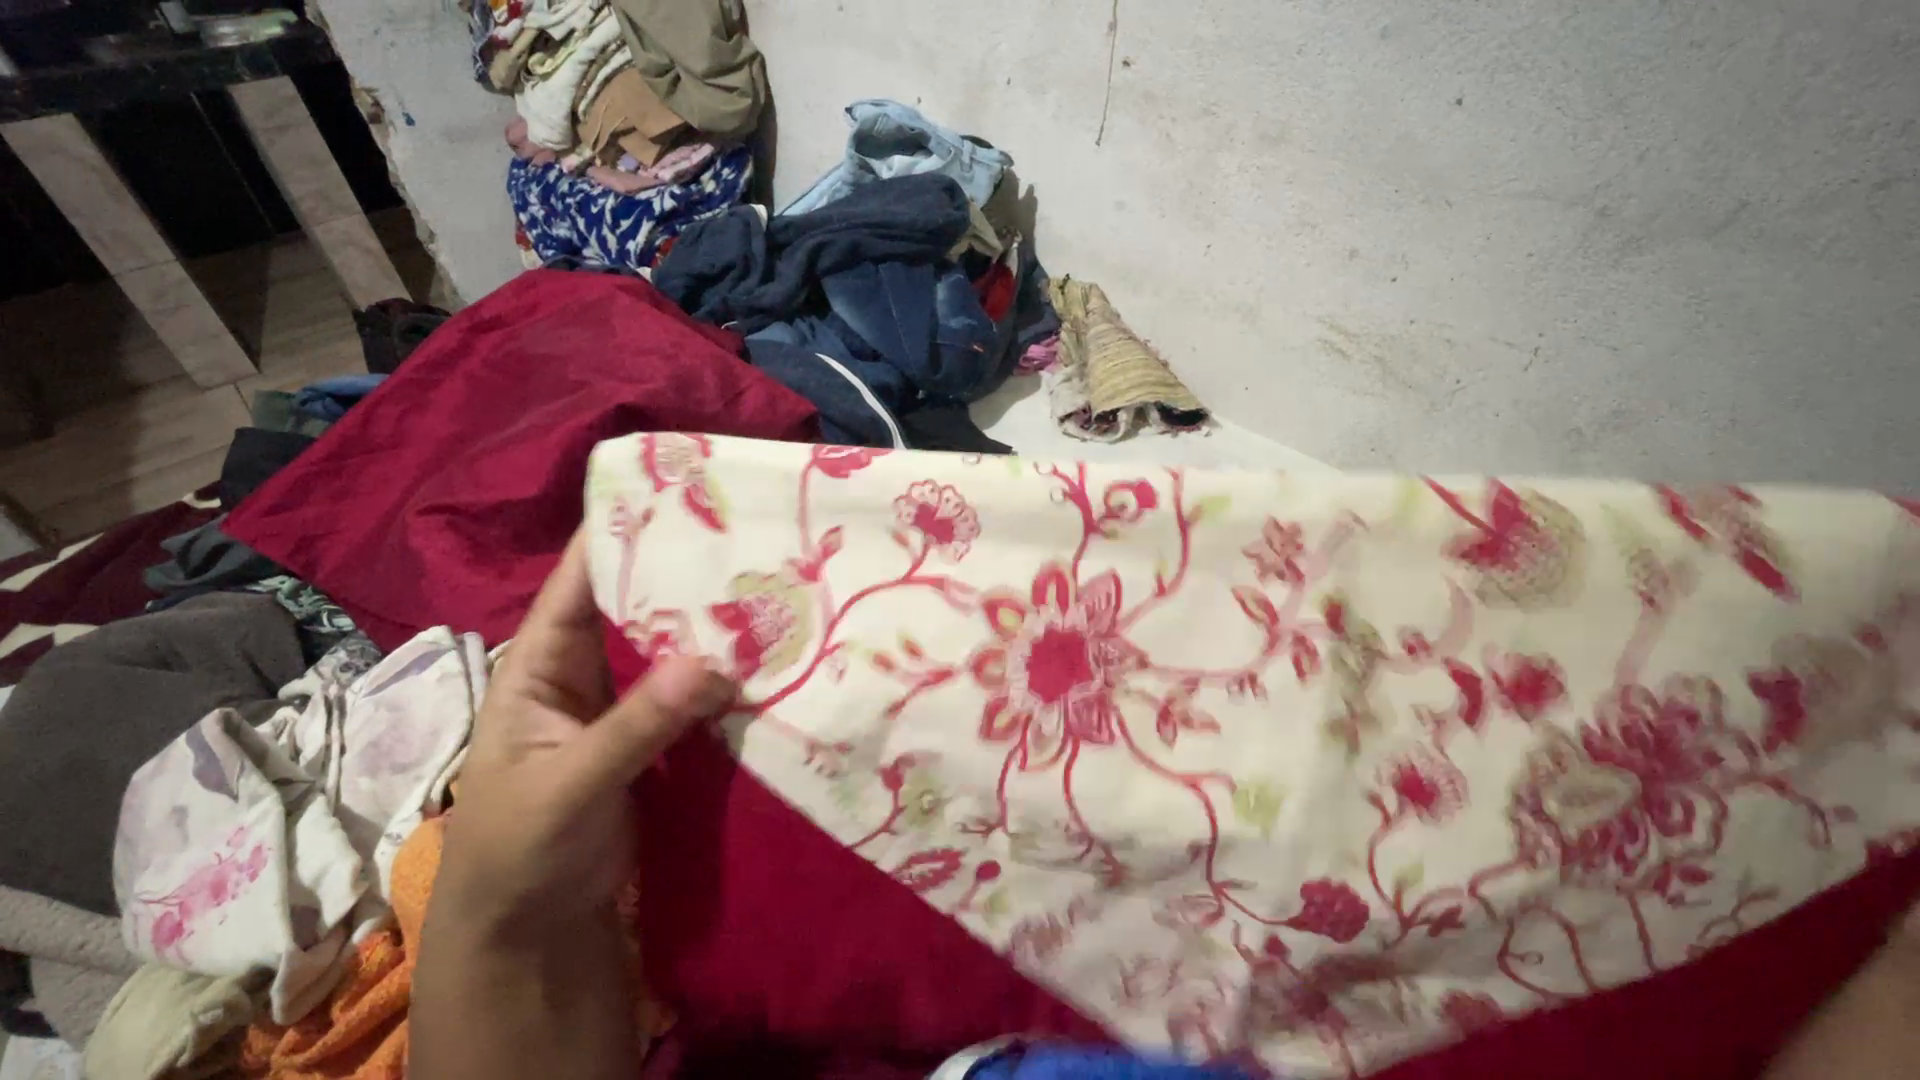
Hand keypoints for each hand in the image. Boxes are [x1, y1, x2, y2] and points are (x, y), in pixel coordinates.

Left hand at [432, 528, 734, 938]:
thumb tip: (711, 662)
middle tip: (750, 538)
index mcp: (541, 665)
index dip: (619, 534)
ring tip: (773, 587)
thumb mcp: (567, 784)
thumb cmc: (520, 851)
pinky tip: (768, 660)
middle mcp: (585, 672)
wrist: (532, 934)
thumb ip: (635, 726)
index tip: (676, 491)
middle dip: (684, 576)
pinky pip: (694, 696)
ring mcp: (625, 707)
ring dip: (712, 628)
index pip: (580, 582)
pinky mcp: (658, 741)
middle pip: (636, 608)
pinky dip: (725, 679)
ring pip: (671, 651)